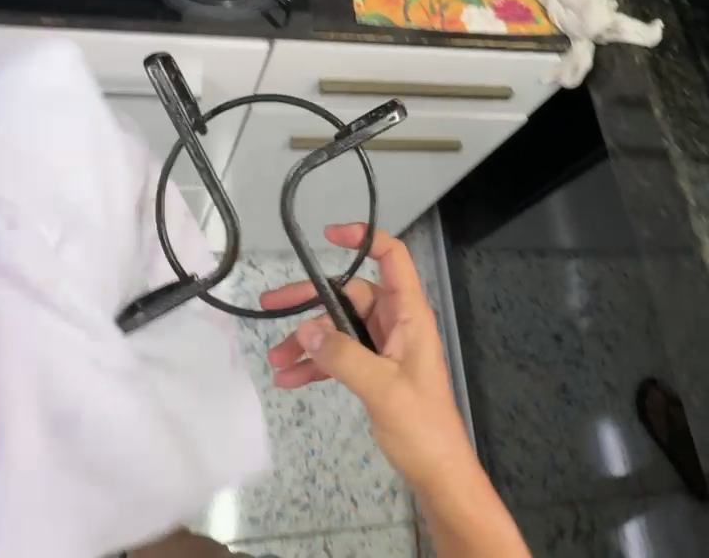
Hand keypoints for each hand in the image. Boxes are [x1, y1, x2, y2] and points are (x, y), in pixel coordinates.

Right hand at [260, 224, 475, 487]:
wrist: (438, 473)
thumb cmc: (421, 425)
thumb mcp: (382, 388)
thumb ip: (343, 355)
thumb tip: (305, 328)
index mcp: (409, 314)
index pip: (391, 258)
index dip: (364, 238)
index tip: (329, 235)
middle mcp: (395, 322)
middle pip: (349, 294)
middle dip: (310, 301)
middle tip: (270, 304)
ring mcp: (383, 346)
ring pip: (338, 327)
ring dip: (306, 341)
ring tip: (275, 358)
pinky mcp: (372, 370)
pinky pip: (338, 356)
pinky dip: (314, 364)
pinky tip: (289, 379)